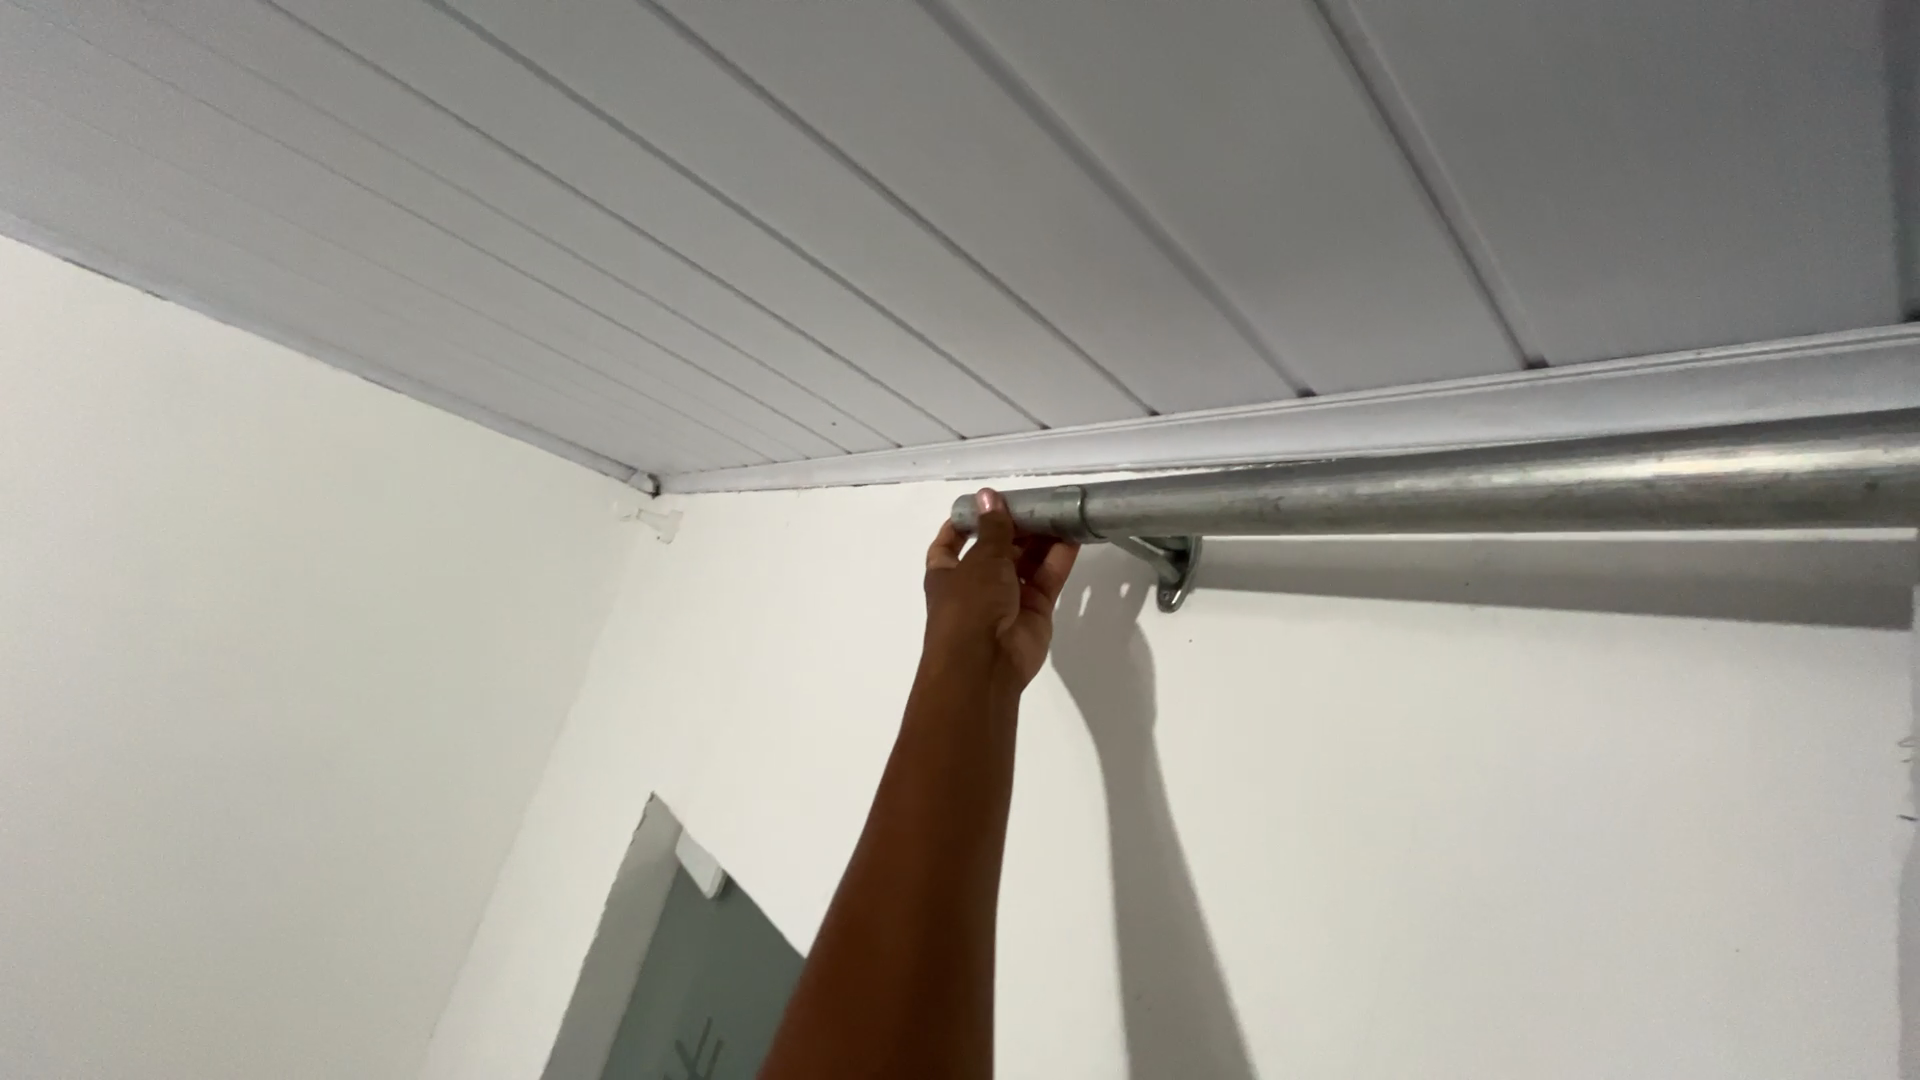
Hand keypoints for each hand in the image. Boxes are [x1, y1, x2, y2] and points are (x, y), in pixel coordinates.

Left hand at [924, 488, 1079, 688]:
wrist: (985, 664)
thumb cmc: (969, 606)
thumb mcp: (980, 560)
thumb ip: (993, 528)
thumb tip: (989, 495)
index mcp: (947, 573)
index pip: (951, 543)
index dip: (965, 523)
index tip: (985, 503)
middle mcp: (976, 585)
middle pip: (997, 549)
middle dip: (1015, 526)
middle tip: (1038, 501)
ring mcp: (1007, 598)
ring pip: (1026, 561)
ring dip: (1041, 538)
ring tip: (1061, 510)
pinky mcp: (1035, 610)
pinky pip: (1047, 577)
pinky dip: (1059, 557)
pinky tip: (1074, 534)